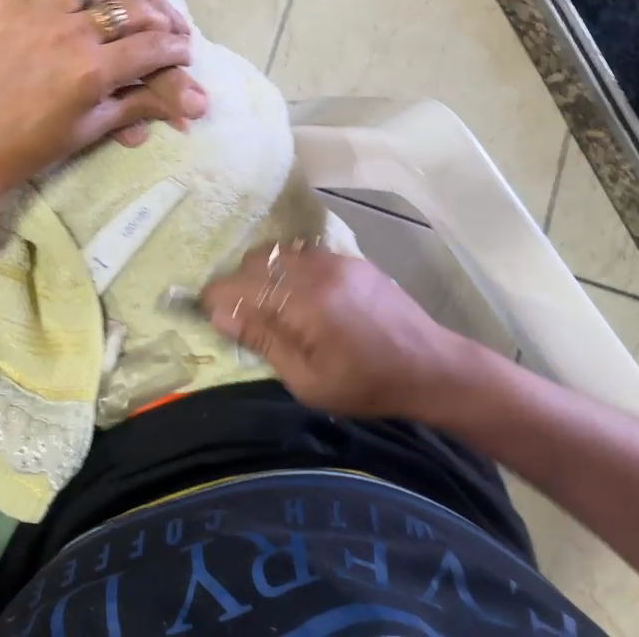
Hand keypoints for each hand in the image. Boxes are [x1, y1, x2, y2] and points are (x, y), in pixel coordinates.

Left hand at [0, 0, 204, 141]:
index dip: (176, 50)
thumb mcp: (93, 127)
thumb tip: (196, 106)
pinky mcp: (9, 0)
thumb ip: (143, 105)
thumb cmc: (36, 143)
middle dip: (159, 22)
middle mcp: (71, 32)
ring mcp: (38, 10)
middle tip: (165, 32)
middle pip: (132, 10)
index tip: (184, 53)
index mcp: (94, 69)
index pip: (153, 47)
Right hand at [200, 242, 483, 418]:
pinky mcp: (351, 260)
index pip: (240, 286)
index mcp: (304, 303)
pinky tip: (298, 295)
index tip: (206, 313)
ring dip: (263, 273)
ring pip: (279, 252)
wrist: (432, 367)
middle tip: (240, 315)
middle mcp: (317, 271)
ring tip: (269, 305)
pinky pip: (304, 253)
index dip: (216, 298)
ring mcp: (336, 260)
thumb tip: (222, 314)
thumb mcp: (309, 381)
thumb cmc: (367, 386)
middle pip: (256, 261)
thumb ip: (265, 342)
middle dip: (239, 284)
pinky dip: (289, 268)